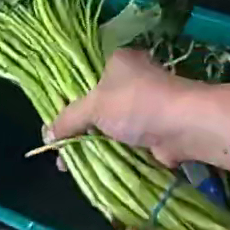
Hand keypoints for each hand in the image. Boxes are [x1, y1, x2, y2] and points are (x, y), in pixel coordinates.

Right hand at [49, 50, 197, 165]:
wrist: (182, 125)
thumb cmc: (136, 104)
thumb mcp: (95, 106)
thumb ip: (69, 119)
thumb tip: (46, 134)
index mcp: (119, 61)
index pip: (87, 79)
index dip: (69, 103)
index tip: (55, 127)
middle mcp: (133, 77)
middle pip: (99, 105)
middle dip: (80, 129)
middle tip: (60, 153)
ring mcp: (146, 102)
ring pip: (112, 125)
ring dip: (95, 144)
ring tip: (71, 166)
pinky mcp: (155, 126)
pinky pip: (127, 141)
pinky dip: (114, 153)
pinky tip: (94, 168)